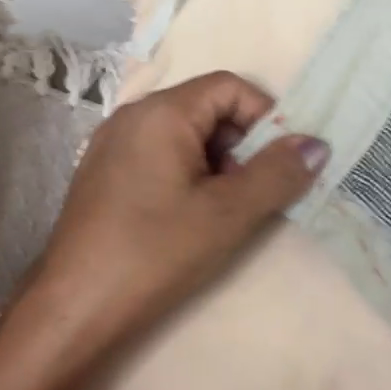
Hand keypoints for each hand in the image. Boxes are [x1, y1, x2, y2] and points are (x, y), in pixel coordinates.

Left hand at [28, 71, 329, 354]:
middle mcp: (131, 115)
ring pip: (182, 134)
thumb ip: (276, 173)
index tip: (283, 162)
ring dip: (216, 163)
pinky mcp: (102, 172)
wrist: (75, 304)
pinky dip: (186, 174)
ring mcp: (111, 143)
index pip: (228, 85)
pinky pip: (157, 155)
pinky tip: (189, 218)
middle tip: (256, 192)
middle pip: (204, 107)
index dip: (265, 115)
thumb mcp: (227, 214)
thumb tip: (315, 142)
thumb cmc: (155, 252)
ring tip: (225, 211)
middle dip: (241, 143)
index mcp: (160, 111)